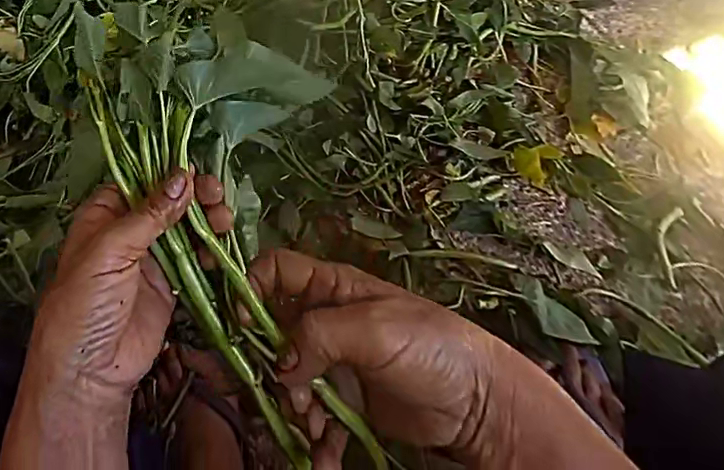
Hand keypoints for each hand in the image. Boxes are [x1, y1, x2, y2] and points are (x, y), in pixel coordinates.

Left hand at [2, 171, 229, 469]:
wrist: (89, 373)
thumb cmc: (85, 301)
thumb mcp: (111, 250)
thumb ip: (151, 214)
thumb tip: (184, 175)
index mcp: (106, 212)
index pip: (141, 179)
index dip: (167, 172)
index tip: (194, 169)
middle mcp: (130, 228)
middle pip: (168, 200)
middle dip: (193, 194)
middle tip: (216, 194)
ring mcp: (151, 256)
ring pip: (184, 226)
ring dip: (206, 219)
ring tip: (223, 219)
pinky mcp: (170, 283)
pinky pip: (194, 257)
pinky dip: (209, 249)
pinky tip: (218, 247)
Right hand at [251, 250, 631, 469]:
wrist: (479, 404)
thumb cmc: (428, 346)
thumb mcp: (373, 329)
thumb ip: (319, 335)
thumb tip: (278, 361)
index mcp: (331, 286)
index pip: (276, 271)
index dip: (253, 289)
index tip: (244, 325)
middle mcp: (327, 319)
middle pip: (274, 331)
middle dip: (273, 365)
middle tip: (289, 392)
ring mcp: (336, 361)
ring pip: (289, 378)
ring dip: (293, 406)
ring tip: (315, 428)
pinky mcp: (347, 400)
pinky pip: (313, 415)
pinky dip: (312, 437)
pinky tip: (325, 455)